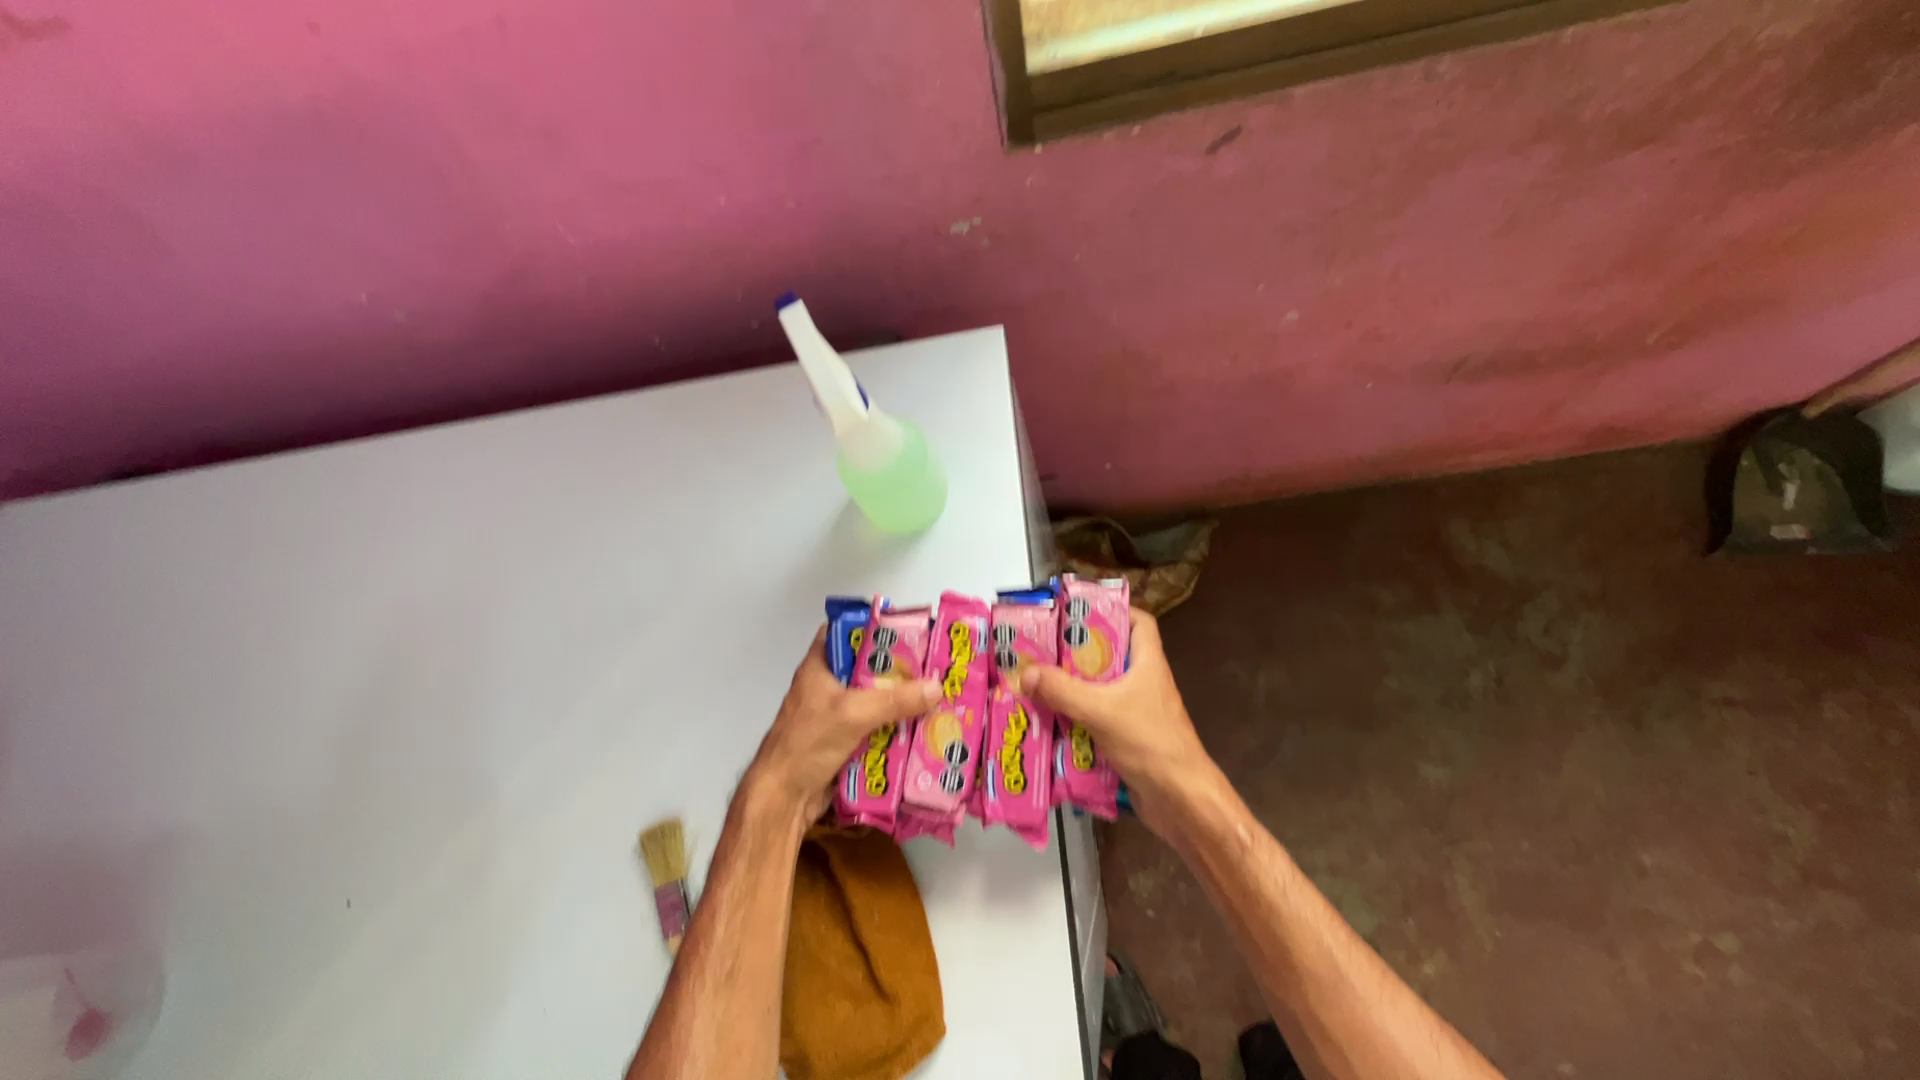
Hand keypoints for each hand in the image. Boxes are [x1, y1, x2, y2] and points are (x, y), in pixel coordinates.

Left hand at [746, 625, 940, 822]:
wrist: (783, 798)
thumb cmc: (808, 744)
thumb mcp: (854, 713)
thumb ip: (896, 700)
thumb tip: (937, 687)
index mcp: (820, 667)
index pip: (845, 632)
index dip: (873, 627)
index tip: (906, 631)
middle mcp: (828, 686)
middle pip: (868, 669)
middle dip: (899, 670)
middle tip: (934, 667)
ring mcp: (836, 716)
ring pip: (875, 701)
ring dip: (901, 703)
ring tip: (938, 696)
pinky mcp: (844, 742)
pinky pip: (876, 728)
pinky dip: (895, 728)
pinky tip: (922, 728)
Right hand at [1019, 609, 1217, 836]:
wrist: (1180, 799)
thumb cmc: (1150, 743)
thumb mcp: (1101, 710)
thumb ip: (1062, 690)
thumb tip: (1025, 672)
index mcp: (1148, 663)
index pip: (1139, 622)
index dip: (1113, 611)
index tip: (1078, 612)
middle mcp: (1143, 683)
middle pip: (1110, 656)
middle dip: (1076, 653)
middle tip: (1041, 649)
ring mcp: (1136, 713)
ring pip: (1099, 690)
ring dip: (1070, 689)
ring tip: (1035, 683)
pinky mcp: (1126, 739)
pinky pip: (1095, 720)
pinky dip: (1073, 719)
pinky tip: (1047, 721)